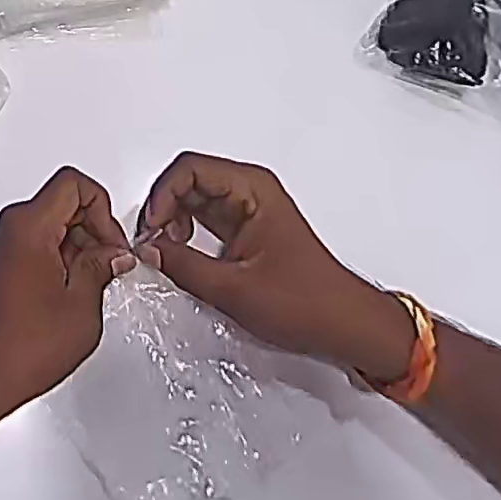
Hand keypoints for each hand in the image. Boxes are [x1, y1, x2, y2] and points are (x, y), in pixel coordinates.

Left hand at [0, 167, 135, 446]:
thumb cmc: (18, 346)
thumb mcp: (81, 307)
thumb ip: (102, 268)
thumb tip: (115, 253)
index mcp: (30, 225)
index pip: (73, 183)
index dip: (103, 208)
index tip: (113, 242)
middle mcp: (16, 224)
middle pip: (66, 199)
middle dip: (96, 228)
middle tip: (111, 262)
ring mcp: (10, 239)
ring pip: (57, 219)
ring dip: (82, 244)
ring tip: (93, 283)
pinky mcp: (9, 256)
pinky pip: (44, 237)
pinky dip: (66, 255)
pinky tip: (75, 289)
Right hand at [137, 153, 414, 383]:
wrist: (351, 330)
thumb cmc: (311, 305)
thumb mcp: (236, 290)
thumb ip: (184, 266)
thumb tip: (149, 248)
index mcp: (252, 188)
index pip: (190, 169)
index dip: (163, 194)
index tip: (153, 224)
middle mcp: (249, 190)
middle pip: (187, 179)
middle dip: (164, 206)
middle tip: (151, 236)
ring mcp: (246, 207)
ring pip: (191, 196)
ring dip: (172, 218)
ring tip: (166, 246)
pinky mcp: (242, 226)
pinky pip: (201, 214)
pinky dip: (183, 229)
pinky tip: (180, 251)